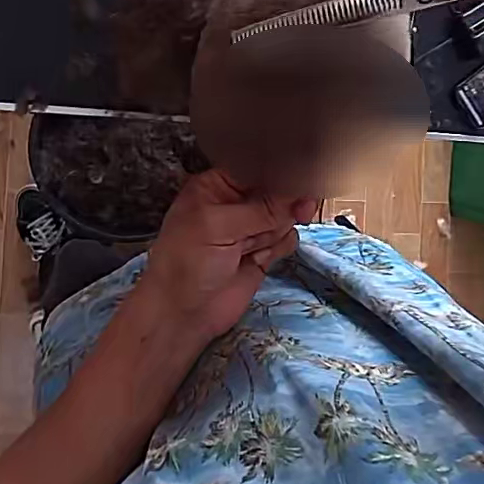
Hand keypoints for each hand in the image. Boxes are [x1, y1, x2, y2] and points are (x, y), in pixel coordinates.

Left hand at [128, 170, 316, 354]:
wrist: (183, 315)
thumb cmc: (187, 262)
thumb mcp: (218, 226)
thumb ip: (261, 209)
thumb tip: (300, 196)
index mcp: (216, 186)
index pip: (255, 168)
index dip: (278, 173)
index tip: (299, 177)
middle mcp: (235, 203)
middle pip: (276, 191)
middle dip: (284, 203)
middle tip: (300, 210)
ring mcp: (250, 228)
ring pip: (285, 215)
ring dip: (276, 230)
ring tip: (253, 248)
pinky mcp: (263, 252)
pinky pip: (287, 238)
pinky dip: (279, 247)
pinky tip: (260, 260)